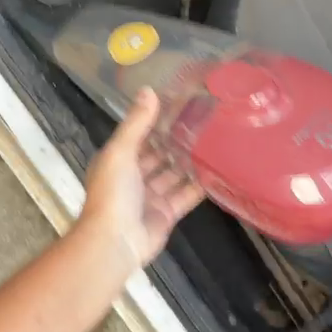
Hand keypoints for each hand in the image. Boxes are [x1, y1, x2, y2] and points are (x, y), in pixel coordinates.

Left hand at [77, 88, 205, 273]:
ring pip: (173, 173)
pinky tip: (218, 170)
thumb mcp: (121, 152)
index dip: (156, 120)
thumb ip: (136, 123)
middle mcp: (132, 176)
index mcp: (116, 160)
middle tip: (205, 119)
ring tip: (216, 140)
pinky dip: (199, 185)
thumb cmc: (112, 192)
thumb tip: (149, 90)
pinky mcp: (166, 213)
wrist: (115, 240)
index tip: (180, 102)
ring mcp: (149, 196)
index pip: (139, 135)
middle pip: (157, 154)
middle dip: (176, 139)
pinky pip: (185, 195)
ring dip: (189, 160)